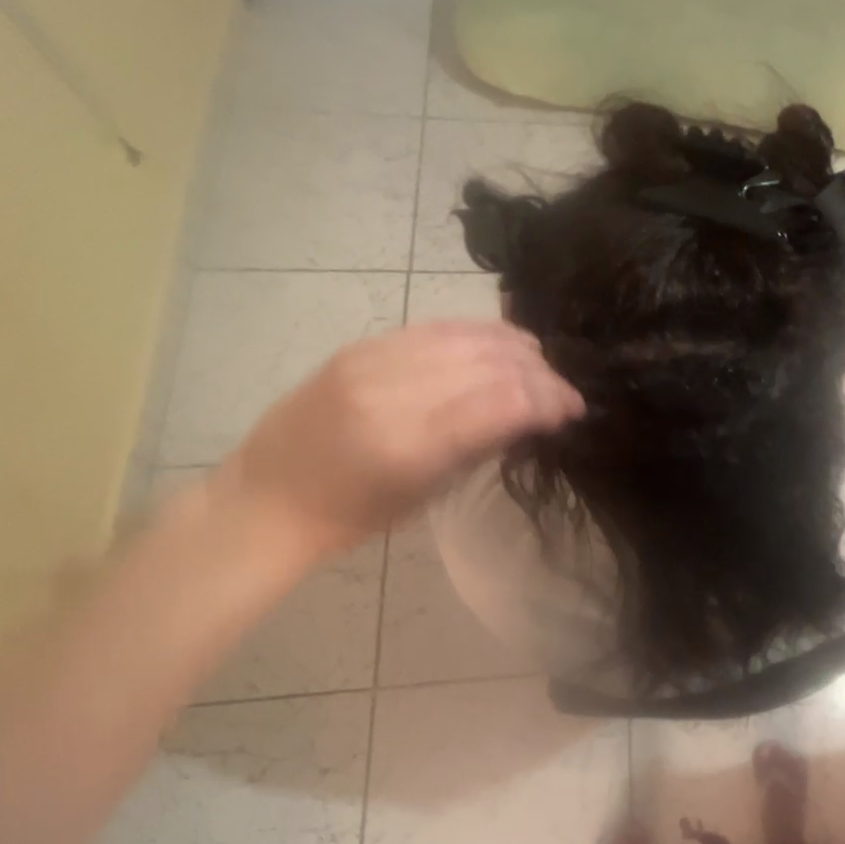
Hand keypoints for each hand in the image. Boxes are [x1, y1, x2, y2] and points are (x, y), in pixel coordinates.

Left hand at [211, 321, 582, 556]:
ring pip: (468, 337)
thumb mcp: (428, 493)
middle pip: (491, 363)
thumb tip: (533, 414)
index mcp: (409, 445)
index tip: (573, 411)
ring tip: (541, 367)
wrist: (270, 496)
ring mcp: (372, 362)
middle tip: (564, 393)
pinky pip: (436, 327)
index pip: (502, 401)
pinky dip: (479, 334)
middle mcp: (392, 392)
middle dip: (540, 374)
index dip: (548, 399)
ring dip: (516, 349)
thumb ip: (480, 445)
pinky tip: (503, 344)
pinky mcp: (361, 346)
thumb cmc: (354, 516)